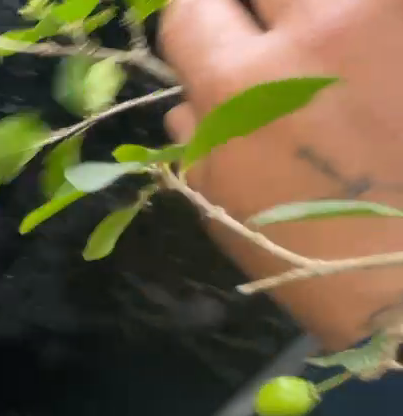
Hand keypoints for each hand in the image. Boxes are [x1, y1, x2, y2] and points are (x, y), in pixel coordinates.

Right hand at [161, 0, 402, 348]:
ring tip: (322, 48)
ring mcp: (395, 16)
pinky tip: (367, 63)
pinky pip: (385, 15)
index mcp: (240, 81)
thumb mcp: (217, 193)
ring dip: (319, 16)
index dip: (189, 18)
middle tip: (261, 31)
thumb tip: (194, 99)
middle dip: (253, 6)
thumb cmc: (298, 237)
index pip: (192, 11)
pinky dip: (370, 31)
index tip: (197, 29)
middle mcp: (323, 25)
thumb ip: (200, 132)